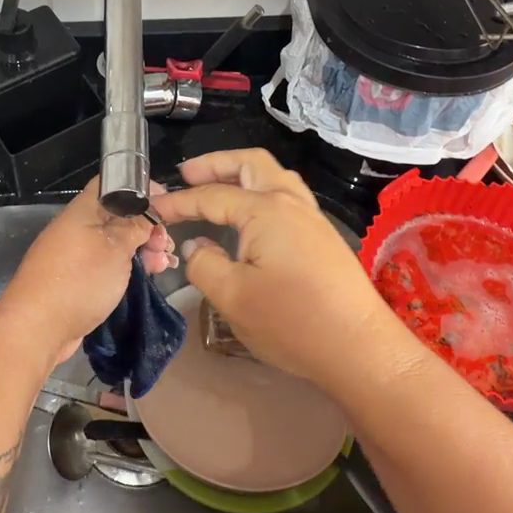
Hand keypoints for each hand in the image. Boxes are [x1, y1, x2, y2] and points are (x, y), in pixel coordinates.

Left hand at [0, 177, 177, 363]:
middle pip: (119, 215)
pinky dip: (129, 268)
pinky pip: (109, 264)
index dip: (142, 189)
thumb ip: (135, 226)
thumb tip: (148, 211)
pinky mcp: (80, 278)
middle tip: (167, 244)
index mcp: (83, 210)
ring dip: (143, 250)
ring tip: (164, 264)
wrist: (38, 328)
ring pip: (117, 243)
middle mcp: (79, 227)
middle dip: (147, 227)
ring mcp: (78, 254)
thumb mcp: (115, 249)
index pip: (113, 183)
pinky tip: (150, 275)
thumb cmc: (79, 280)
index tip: (167, 206)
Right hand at [149, 149, 414, 392]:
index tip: (152, 208)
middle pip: (251, 164)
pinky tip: (249, 214)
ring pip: (274, 176)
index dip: (178, 202)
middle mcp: (290, 202)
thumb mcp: (233, 298)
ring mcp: (311, 217)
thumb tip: (196, 244)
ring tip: (216, 184)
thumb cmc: (293, 323)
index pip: (212, 196)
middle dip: (216, 163)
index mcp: (266, 210)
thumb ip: (204, 265)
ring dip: (242, 173)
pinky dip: (260, 190)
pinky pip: (286, 195)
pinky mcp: (322, 236)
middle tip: (187, 173)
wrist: (360, 348)